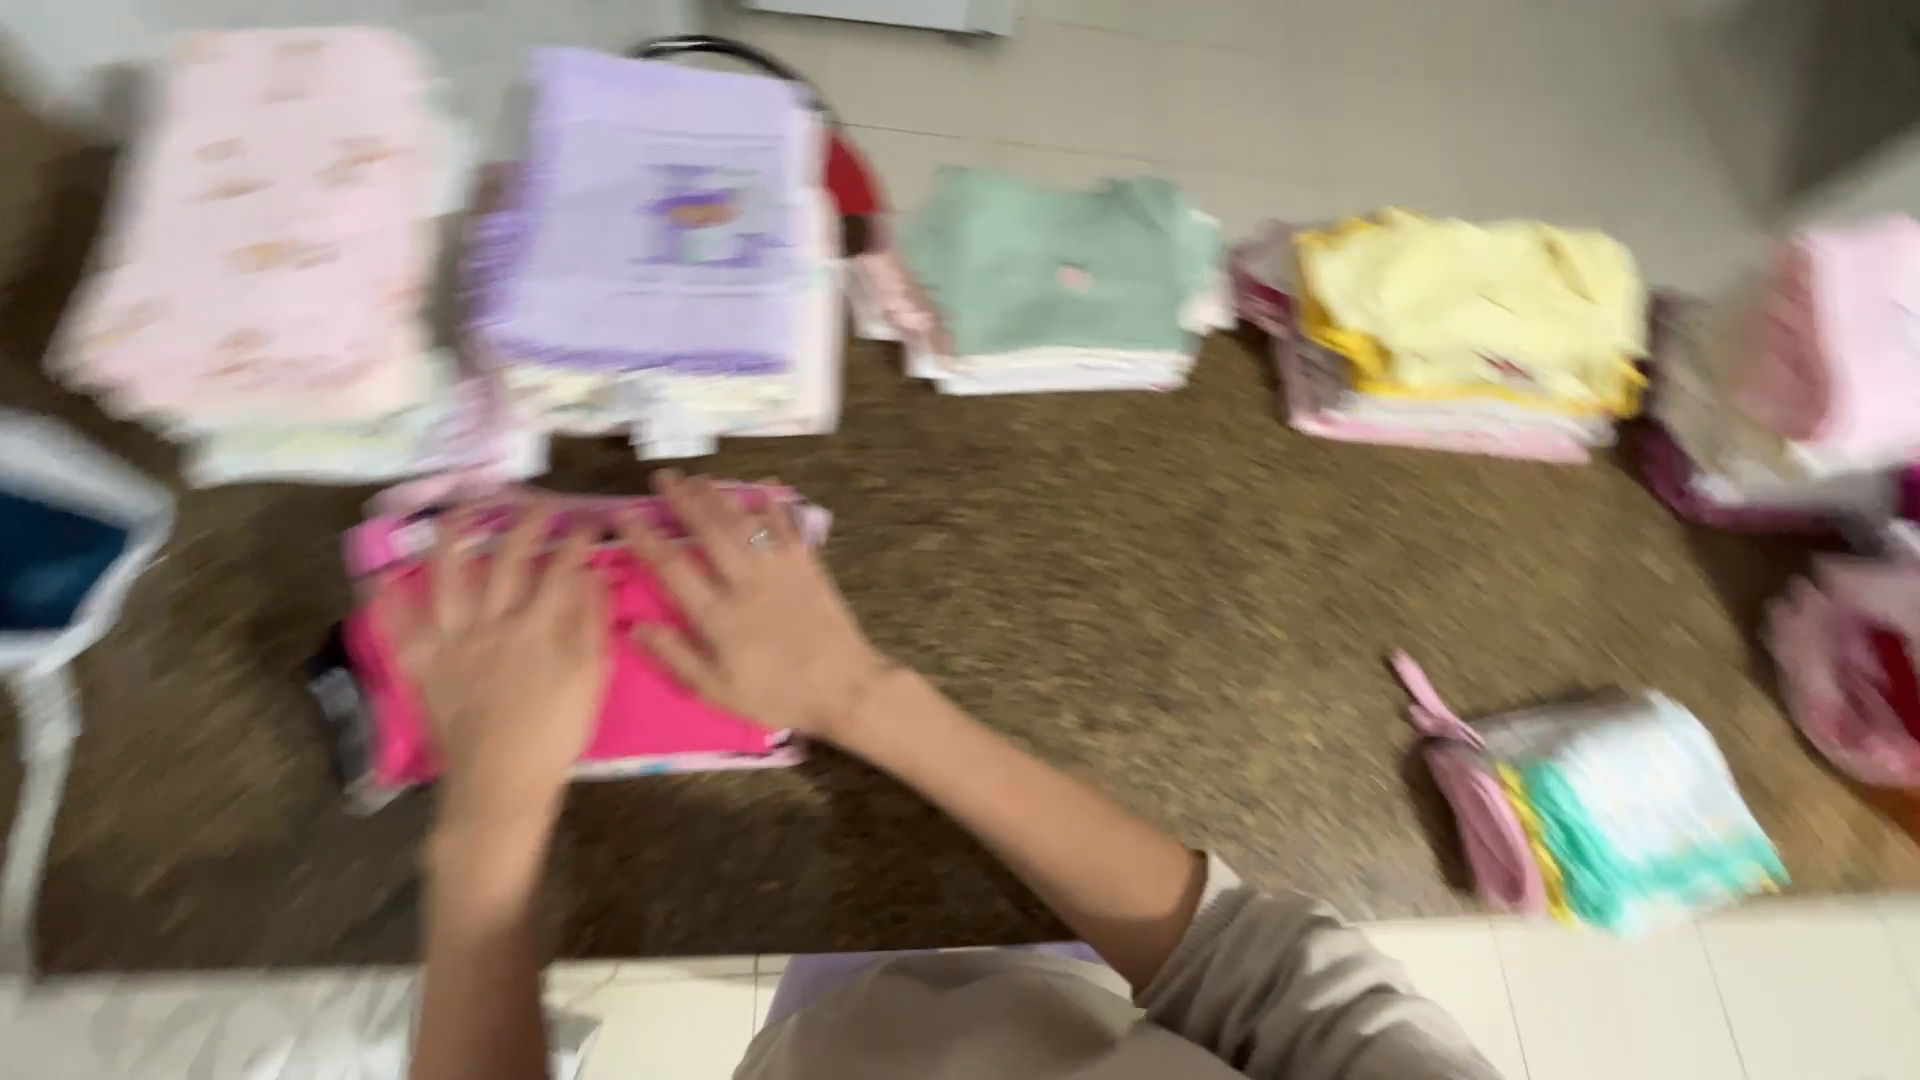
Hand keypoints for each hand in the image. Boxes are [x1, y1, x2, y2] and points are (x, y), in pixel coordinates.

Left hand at [376, 503, 609, 831]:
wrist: (501, 782)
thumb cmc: (556, 732)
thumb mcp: (590, 677)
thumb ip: (590, 622)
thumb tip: (593, 575)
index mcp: (539, 628)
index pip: (561, 567)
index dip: (576, 539)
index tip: (588, 522)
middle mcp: (492, 624)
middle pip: (507, 558)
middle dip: (525, 523)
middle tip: (536, 505)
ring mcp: (451, 642)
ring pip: (447, 575)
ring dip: (455, 534)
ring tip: (464, 509)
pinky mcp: (423, 664)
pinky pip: (399, 623)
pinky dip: (388, 594)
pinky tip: (385, 568)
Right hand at [621, 471, 890, 745]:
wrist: (844, 688)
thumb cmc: (778, 696)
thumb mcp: (718, 691)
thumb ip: (676, 656)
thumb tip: (635, 625)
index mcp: (718, 616)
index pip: (672, 566)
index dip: (645, 537)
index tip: (623, 514)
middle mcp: (747, 583)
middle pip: (710, 531)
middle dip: (684, 500)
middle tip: (664, 476)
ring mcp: (781, 570)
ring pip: (745, 522)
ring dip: (721, 496)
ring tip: (700, 478)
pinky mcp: (809, 566)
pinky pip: (788, 527)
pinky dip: (773, 505)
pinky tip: (762, 487)